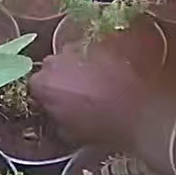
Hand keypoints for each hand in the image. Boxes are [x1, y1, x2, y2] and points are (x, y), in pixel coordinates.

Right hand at [30, 48, 156, 149]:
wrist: (140, 112)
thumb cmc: (102, 127)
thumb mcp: (69, 133)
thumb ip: (54, 117)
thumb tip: (54, 111)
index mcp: (43, 83)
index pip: (34, 87)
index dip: (46, 96)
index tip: (56, 103)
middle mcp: (56, 60)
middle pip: (52, 67)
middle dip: (61, 77)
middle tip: (77, 93)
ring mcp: (80, 47)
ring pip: (72, 56)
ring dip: (79, 66)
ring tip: (97, 82)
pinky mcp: (103, 42)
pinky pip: (93, 51)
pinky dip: (98, 60)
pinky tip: (110, 74)